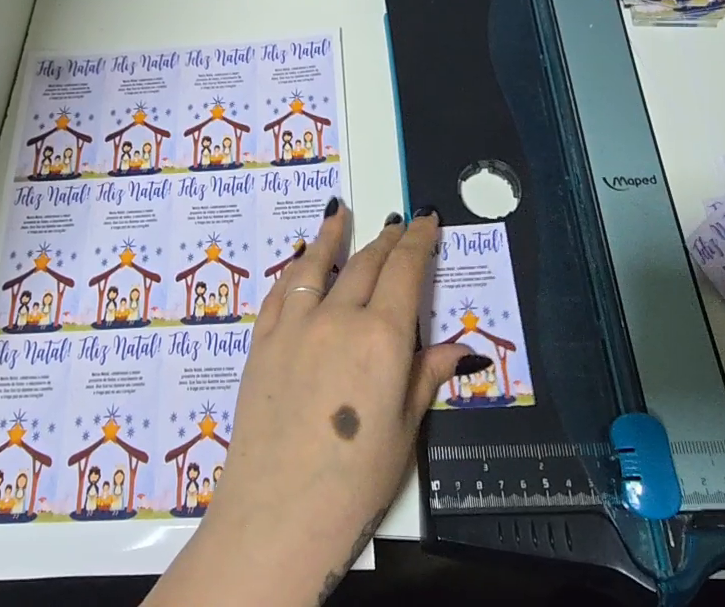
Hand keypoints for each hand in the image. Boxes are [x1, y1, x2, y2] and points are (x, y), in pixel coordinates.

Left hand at [143, 203, 473, 606]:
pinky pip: (280, 291)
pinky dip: (293, 268)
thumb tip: (463, 350)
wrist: (279, 509)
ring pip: (317, 266)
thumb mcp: (405, 428)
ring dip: (332, 237)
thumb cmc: (356, 478)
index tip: (425, 220)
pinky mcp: (261, 342)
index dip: (418, 241)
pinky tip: (298, 260)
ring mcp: (294, 325)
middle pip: (366, 264)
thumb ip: (428, 376)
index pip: (406, 272)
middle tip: (397, 222)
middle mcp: (338, 317)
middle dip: (385, 239)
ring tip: (340, 215)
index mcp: (382, 336)